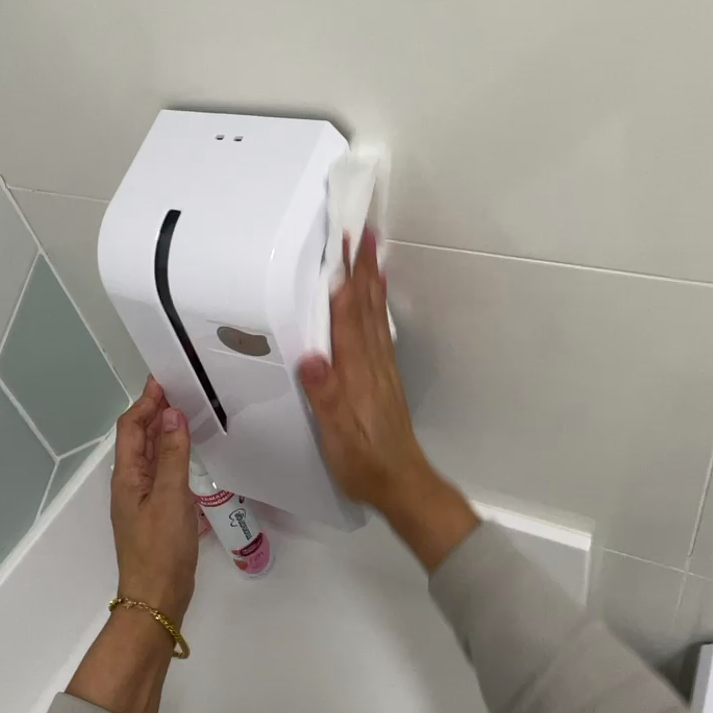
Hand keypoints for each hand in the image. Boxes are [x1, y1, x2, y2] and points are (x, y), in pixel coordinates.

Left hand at [109, 377, 198, 621]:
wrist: (157, 597)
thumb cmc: (161, 548)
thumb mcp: (170, 497)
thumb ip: (172, 455)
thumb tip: (171, 414)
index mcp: (127, 476)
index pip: (131, 427)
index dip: (146, 402)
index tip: (165, 379)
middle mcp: (130, 482)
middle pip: (138, 437)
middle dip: (155, 411)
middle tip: (180, 389)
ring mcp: (142, 498)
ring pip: (150, 454)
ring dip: (163, 430)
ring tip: (187, 412)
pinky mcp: (156, 511)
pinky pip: (161, 471)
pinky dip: (173, 453)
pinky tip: (189, 452)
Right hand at [299, 231, 477, 568]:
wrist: (401, 483)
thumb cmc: (364, 462)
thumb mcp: (337, 437)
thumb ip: (324, 396)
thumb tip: (310, 356)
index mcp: (356, 373)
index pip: (349, 316)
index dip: (346, 279)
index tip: (344, 244)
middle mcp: (372, 363)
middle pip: (366, 305)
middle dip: (363, 266)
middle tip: (361, 229)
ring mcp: (380, 368)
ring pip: (375, 313)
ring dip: (371, 279)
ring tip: (369, 249)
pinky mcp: (383, 377)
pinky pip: (378, 329)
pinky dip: (376, 304)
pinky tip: (375, 296)